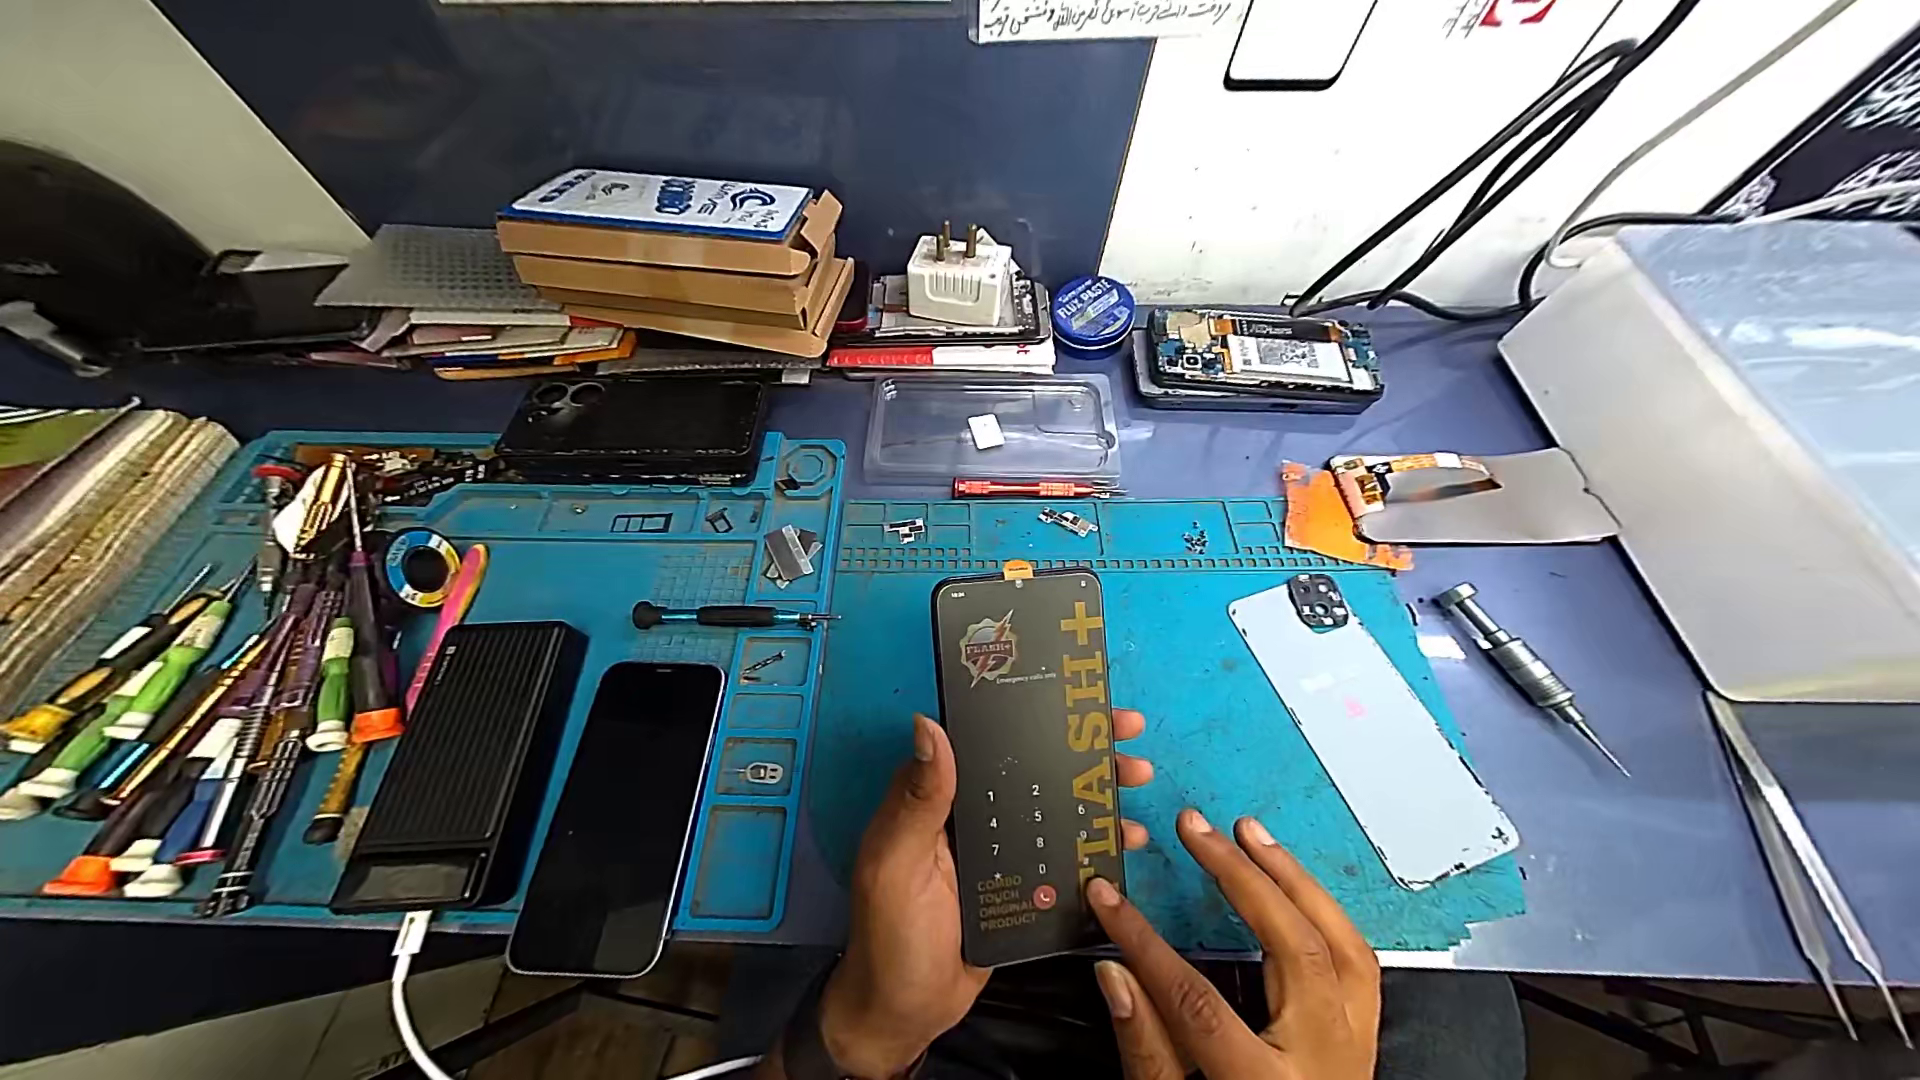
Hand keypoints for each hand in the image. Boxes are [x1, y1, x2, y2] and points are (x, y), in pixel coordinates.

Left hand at [818, 710, 1154, 1077]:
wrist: (907, 1014)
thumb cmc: (892, 934)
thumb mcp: (897, 863)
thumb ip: (917, 798)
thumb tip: (928, 722)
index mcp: (936, 791)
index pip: (985, 735)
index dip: (1028, 711)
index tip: (1075, 699)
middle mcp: (970, 806)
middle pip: (1029, 762)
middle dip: (1078, 745)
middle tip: (1126, 733)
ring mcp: (999, 843)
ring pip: (1052, 800)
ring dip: (1093, 786)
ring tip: (1136, 777)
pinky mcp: (1021, 877)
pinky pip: (1062, 847)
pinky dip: (1095, 838)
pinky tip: (1126, 837)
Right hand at [1088, 809, 1380, 1079]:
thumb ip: (1147, 1049)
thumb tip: (1113, 971)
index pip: (1196, 1002)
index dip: (1141, 940)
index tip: (1105, 894)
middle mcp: (1327, 1065)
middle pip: (1292, 951)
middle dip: (1237, 876)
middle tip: (1195, 827)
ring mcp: (1355, 1051)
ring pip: (1342, 947)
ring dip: (1291, 877)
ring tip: (1248, 831)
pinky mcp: (1364, 1038)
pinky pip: (1356, 961)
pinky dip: (1320, 906)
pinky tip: (1287, 876)